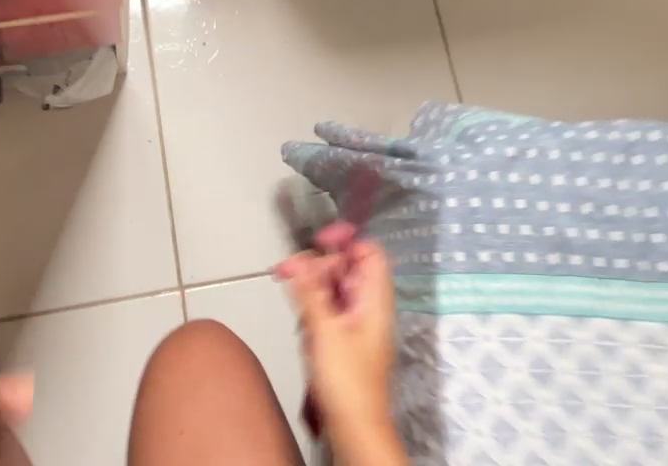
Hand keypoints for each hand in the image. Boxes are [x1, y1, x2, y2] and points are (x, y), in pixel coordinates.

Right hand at [276, 239, 396, 439]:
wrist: (354, 429)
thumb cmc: (350, 388)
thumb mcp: (325, 331)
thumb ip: (311, 292)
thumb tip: (300, 261)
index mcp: (375, 301)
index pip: (369, 253)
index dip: (347, 241)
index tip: (320, 239)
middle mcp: (369, 308)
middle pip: (346, 268)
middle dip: (317, 265)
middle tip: (292, 270)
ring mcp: (357, 323)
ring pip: (333, 288)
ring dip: (311, 288)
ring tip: (294, 297)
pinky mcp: (344, 339)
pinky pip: (327, 309)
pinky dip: (312, 307)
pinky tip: (303, 322)